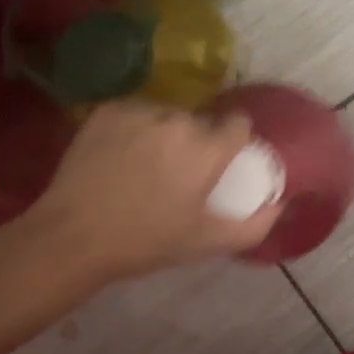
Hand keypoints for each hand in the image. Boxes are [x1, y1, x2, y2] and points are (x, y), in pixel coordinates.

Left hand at [11, 100, 282, 284]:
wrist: (72, 236)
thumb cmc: (145, 242)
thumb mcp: (206, 242)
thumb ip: (255, 225)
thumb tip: (281, 205)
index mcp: (206, 148)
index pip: (238, 122)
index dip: (234, 140)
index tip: (222, 161)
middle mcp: (177, 120)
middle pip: (200, 121)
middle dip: (195, 142)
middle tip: (177, 174)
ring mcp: (139, 111)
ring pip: (166, 116)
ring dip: (164, 133)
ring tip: (144, 166)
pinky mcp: (107, 110)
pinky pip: (134, 114)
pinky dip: (133, 130)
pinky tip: (120, 157)